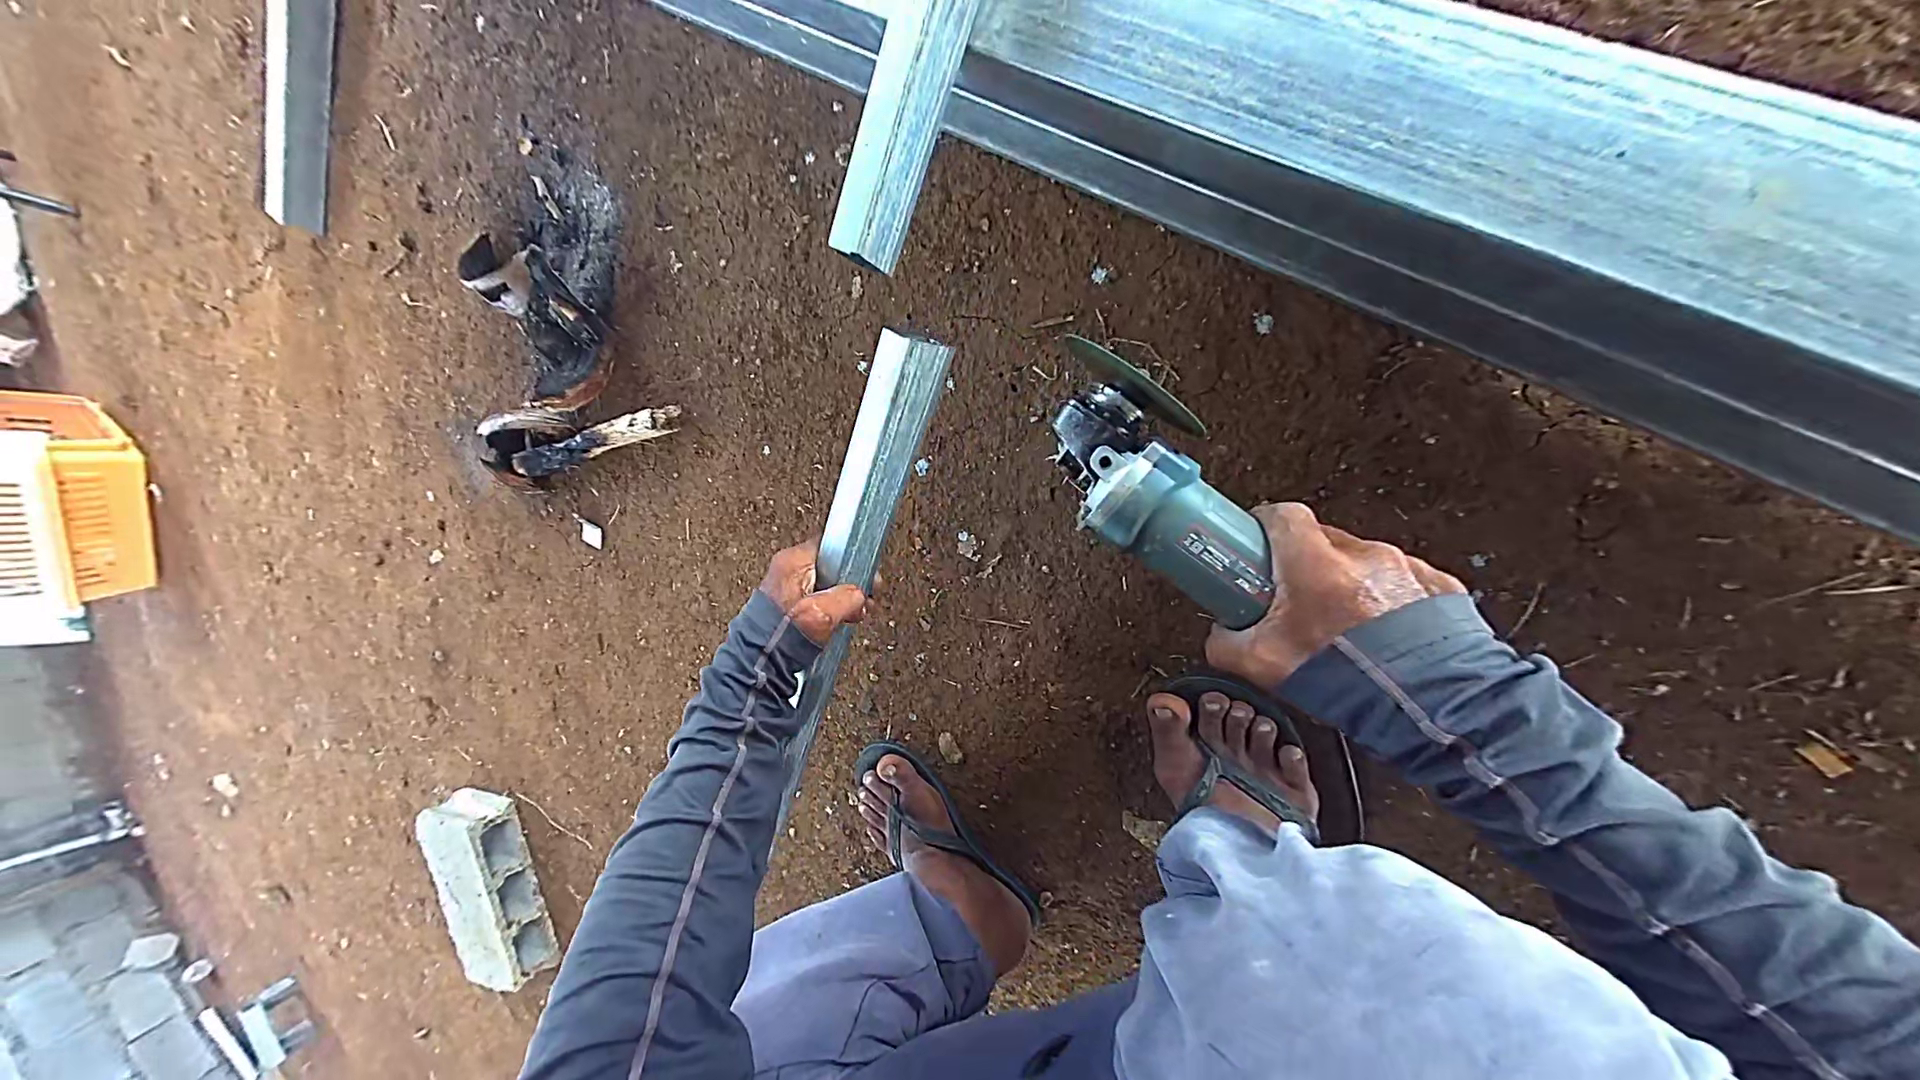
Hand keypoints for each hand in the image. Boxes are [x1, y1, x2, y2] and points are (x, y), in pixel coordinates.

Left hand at [758, 539, 869, 644]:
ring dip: (842, 599)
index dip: (853, 559)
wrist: (760, 664)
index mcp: (793, 562)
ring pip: (827, 584)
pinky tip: (837, 621)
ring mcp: (788, 587)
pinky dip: (831, 609)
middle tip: (861, 599)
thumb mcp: (824, 612)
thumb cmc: (780, 638)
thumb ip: (848, 597)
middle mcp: (788, 569)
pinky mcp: (789, 605)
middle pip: (832, 566)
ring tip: (851, 614)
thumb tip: (860, 596)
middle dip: (850, 584)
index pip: (832, 545)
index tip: (865, 575)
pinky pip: (819, 599)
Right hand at [1205, 503, 1464, 686]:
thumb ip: (1227, 644)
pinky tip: (1380, 633)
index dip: (1265, 524)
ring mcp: (1405, 568)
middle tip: (1292, 596)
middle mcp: (1362, 556)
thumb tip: (1219, 634)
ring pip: (1360, 561)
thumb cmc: (1353, 683)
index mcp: (1315, 565)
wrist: (1436, 710)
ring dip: (1345, 583)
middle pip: (1320, 539)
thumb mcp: (1264, 666)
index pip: (1282, 515)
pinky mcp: (1437, 586)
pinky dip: (1385, 598)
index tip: (1256, 541)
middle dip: (1302, 562)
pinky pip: (1399, 580)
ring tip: (1342, 624)